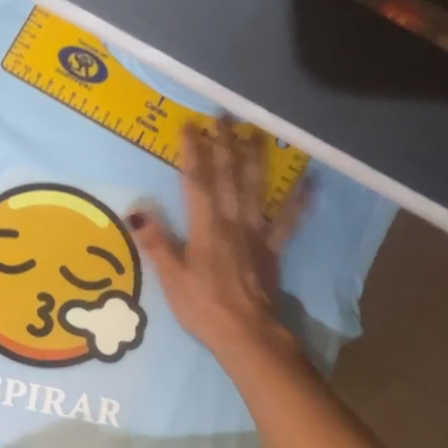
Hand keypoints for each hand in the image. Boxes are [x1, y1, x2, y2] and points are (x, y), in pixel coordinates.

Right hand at [129, 116, 305, 359]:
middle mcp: (233, 221)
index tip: (189, 125)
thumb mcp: (170, 277)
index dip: (193, 152)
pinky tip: (310, 180)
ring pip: (258, 188)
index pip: (197, 182)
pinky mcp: (272, 248)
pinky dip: (301, 199)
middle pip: (229, 176)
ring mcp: (256, 233)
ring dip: (256, 159)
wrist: (244, 331)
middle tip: (225, 116)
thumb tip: (137, 210)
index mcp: (206, 227)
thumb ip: (156, 242)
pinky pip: (289, 220)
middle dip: (225, 144)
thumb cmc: (201, 306)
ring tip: (256, 132)